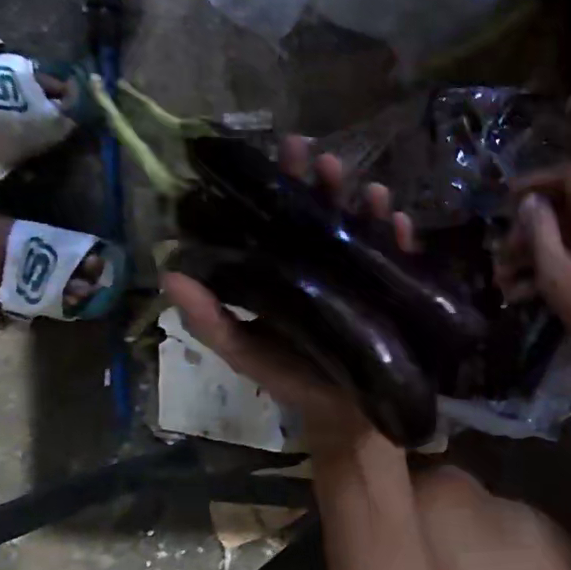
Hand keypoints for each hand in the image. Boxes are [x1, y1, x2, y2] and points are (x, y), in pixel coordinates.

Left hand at [162, 136, 416, 457]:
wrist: (348, 418)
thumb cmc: (296, 380)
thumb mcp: (245, 352)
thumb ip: (209, 319)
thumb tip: (169, 271)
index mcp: (290, 270)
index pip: (284, 217)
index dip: (283, 184)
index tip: (282, 152)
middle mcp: (327, 264)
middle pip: (326, 213)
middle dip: (325, 183)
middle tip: (323, 158)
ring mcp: (365, 276)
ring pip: (366, 229)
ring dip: (367, 205)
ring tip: (371, 190)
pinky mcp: (396, 291)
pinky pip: (401, 260)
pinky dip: (401, 240)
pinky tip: (399, 223)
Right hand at [500, 165, 570, 385]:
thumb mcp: (560, 277)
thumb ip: (541, 234)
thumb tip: (529, 202)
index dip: (536, 181)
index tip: (506, 197)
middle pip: (564, 208)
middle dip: (527, 228)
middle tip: (501, 251)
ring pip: (565, 235)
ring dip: (532, 252)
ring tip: (501, 278)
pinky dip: (548, 267)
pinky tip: (519, 293)